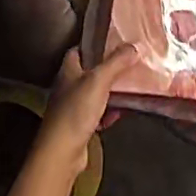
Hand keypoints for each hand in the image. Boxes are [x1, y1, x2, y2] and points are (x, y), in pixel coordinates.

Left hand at [34, 44, 137, 174]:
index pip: (79, 49)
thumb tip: (133, 47)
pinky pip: (98, 113)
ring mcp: (72, 107)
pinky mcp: (78, 125)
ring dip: (112, 93)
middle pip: (91, 71)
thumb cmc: (76, 110)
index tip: (114, 42)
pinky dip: (108, 113)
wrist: (61, 152)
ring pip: (97, 93)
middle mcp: (68, 86)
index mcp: (68, 70)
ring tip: (129, 90)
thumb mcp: (99, 80)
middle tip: (129, 65)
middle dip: (110, 70)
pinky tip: (117, 116)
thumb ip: (117, 62)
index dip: (94, 44)